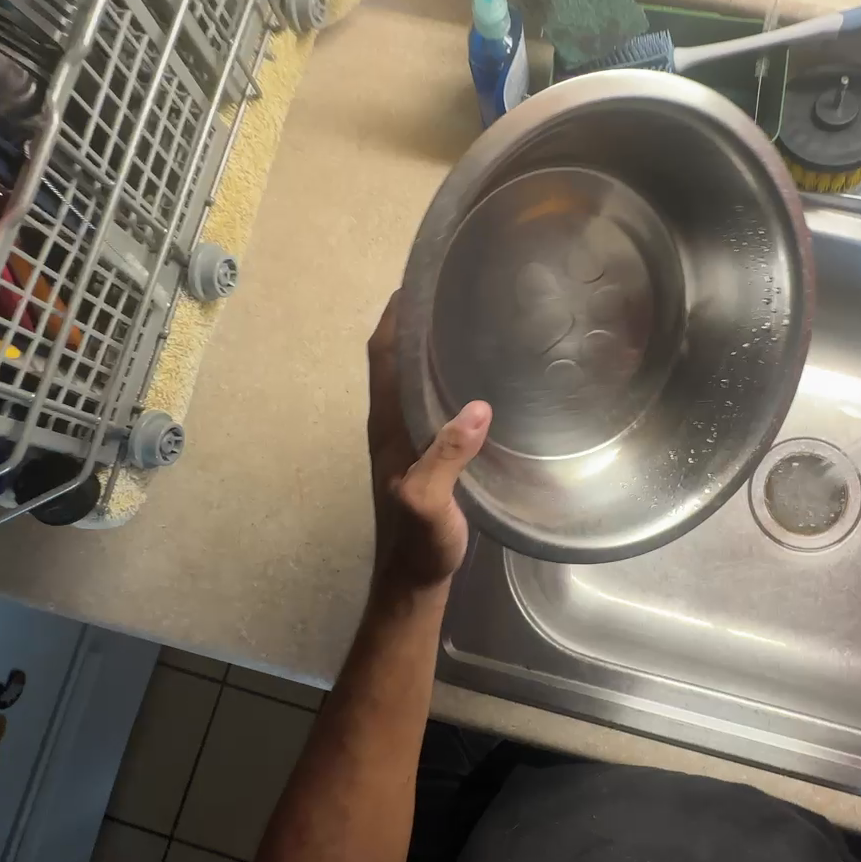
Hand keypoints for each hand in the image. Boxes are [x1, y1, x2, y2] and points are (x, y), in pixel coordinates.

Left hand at [366, 291, 491, 589]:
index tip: (421, 280)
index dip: (396, 316)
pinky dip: (446, 377)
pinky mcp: (426, 453)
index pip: (383, 355)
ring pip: (413, 378)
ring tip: (470, 321)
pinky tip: (477, 378)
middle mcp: (392, 423)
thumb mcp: (428, 502)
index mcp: (387, 425)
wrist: (413, 581)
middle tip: (457, 292)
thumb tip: (477, 408)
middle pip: (396, 358)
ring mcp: (407, 438)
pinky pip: (432, 400)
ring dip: (430, 346)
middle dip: (416, 320)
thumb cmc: (418, 543)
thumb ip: (447, 458)